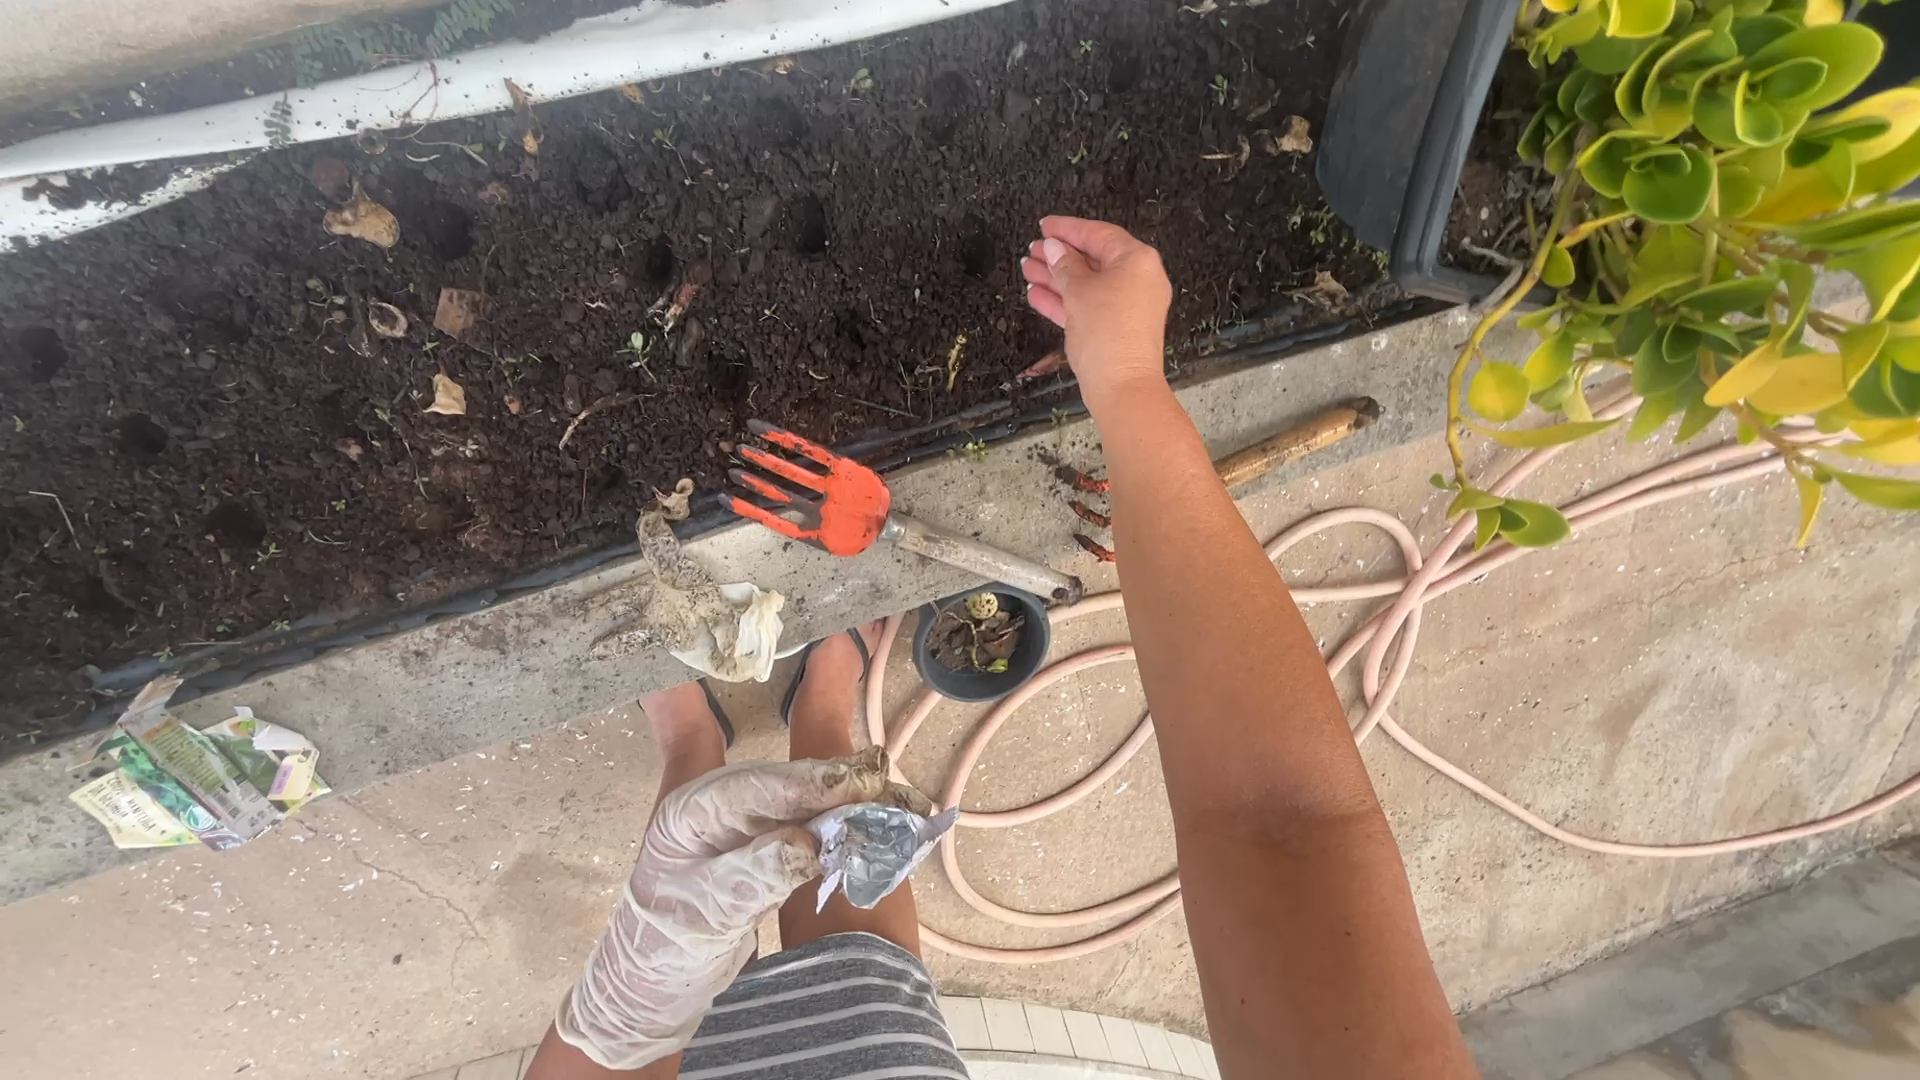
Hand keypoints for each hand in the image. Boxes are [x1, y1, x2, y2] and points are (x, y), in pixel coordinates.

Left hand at [556, 748, 890, 1069]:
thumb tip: (808, 845)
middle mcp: (725, 802)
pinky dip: (847, 823)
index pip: (758, 788)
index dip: (810, 782)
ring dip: (853, 800)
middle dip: (840, 784)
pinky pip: (813, 824)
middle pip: (790, 785)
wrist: (657, 980)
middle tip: (887, 782)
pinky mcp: (772, 838)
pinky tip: (880, 818)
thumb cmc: (667, 947)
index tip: (855, 783)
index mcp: (693, 810)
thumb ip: (751, 875)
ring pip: (808, 801)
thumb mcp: (704, 914)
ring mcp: (751, 819)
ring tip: (899, 799)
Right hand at [1022, 216, 1172, 404]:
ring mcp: (1127, 306)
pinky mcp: (1115, 329)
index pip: (1098, 234)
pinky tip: (1036, 295)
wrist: (1121, 387)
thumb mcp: (1079, 292)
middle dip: (1058, 256)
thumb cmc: (1107, 335)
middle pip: (1092, 259)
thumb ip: (1064, 265)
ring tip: (1027, 270)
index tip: (1044, 226)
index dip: (1068, 229)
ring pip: (1086, 284)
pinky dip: (1063, 301)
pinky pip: (1087, 306)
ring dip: (1055, 278)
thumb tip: (1052, 248)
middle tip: (1031, 251)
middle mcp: (1137, 280)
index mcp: (1137, 261)